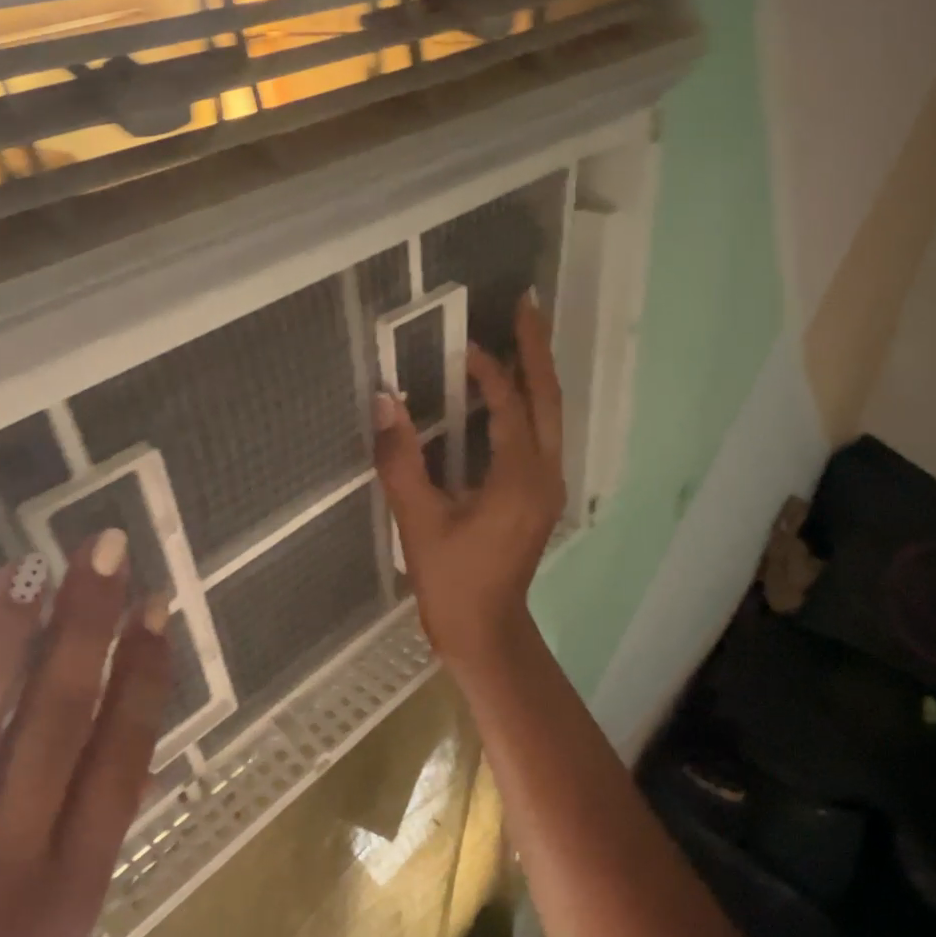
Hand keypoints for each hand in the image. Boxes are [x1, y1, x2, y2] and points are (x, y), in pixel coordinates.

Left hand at [0, 531, 171, 936]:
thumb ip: (77, 858)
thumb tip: (121, 767)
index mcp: (68, 895)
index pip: (120, 760)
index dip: (142, 677)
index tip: (155, 607)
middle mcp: (5, 876)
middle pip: (55, 729)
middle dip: (85, 633)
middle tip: (101, 551)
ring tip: (23, 571)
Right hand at [373, 290, 565, 667]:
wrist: (486, 632)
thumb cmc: (452, 582)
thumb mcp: (419, 522)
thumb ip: (401, 461)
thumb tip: (385, 402)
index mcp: (519, 479)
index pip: (511, 407)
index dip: (490, 371)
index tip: (464, 343)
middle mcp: (545, 475)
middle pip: (550, 399)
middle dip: (537, 350)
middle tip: (526, 304)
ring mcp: (548, 487)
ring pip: (551, 417)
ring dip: (536, 375)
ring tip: (519, 336)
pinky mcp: (540, 497)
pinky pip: (540, 436)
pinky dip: (528, 405)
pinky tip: (508, 394)